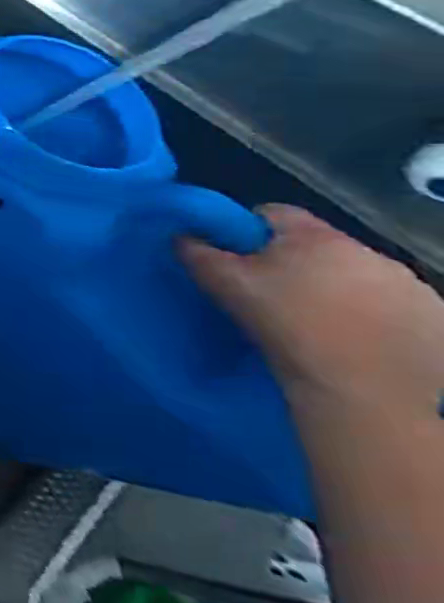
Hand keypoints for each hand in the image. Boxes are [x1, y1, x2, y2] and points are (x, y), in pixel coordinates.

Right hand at [180, 205, 443, 419]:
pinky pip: (390, 303)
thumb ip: (195, 251)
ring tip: (314, 318)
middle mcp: (371, 252)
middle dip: (292, 261)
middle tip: (268, 291)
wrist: (364, 390)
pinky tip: (354, 336)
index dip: (245, 230)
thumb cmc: (286, 324)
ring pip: (355, 274)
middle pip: (316, 245)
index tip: (233, 257)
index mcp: (317, 237)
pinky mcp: (435, 319)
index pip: (271, 212)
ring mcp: (412, 287)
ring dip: (334, 287)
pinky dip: (370, 312)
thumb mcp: (223, 284)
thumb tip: (183, 235)